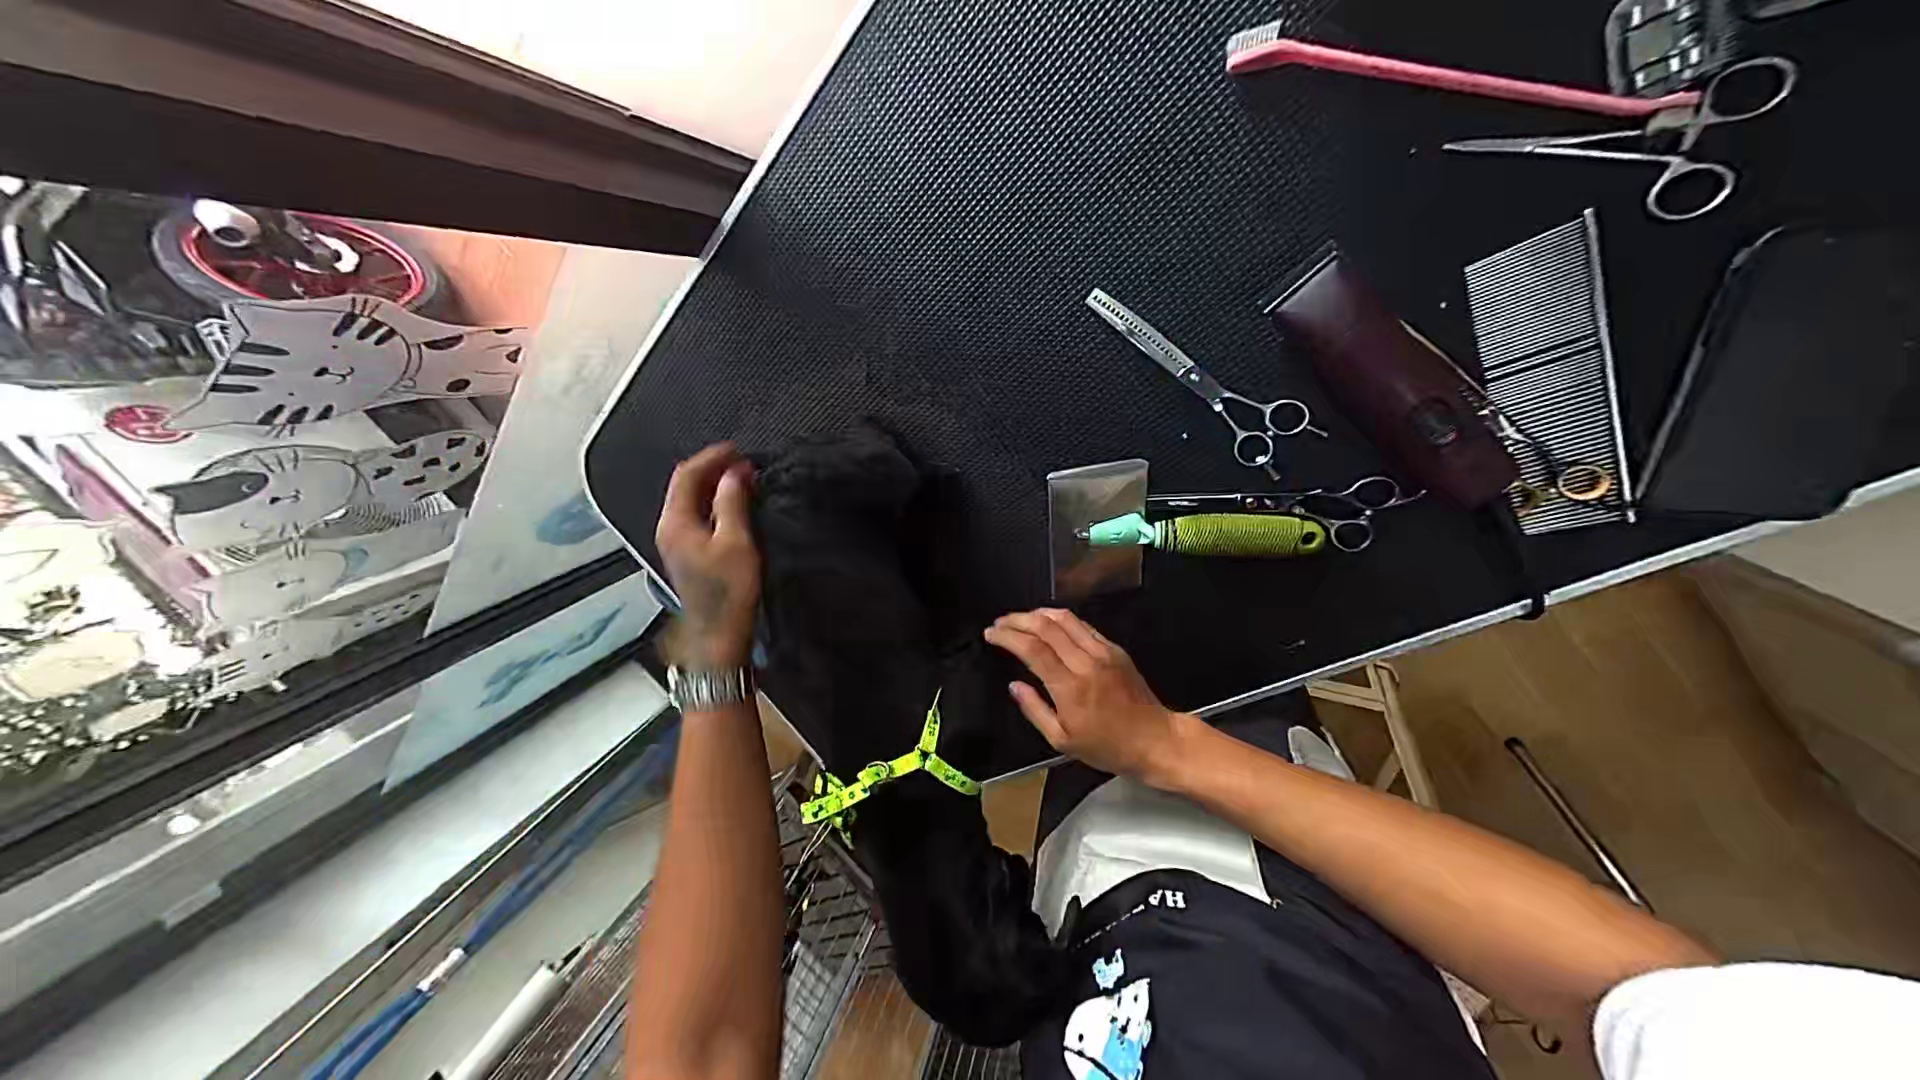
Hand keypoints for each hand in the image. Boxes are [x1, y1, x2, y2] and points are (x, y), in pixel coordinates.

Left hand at [655, 443, 759, 668]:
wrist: (719, 633)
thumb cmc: (728, 591)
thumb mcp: (736, 541)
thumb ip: (732, 502)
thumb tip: (734, 473)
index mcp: (675, 522)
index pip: (687, 475)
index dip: (711, 457)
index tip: (737, 450)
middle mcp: (670, 529)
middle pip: (686, 486)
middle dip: (714, 469)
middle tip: (744, 462)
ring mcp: (678, 542)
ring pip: (693, 501)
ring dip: (716, 486)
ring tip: (744, 478)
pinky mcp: (690, 553)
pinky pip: (699, 515)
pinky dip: (716, 503)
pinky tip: (736, 504)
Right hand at [984, 609, 1196, 786]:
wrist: (1155, 740)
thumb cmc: (1107, 747)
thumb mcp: (1062, 740)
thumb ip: (1034, 709)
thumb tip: (1014, 685)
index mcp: (1070, 688)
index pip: (1032, 649)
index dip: (1007, 637)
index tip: (991, 634)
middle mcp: (1086, 663)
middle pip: (1046, 627)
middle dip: (1017, 620)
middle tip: (1000, 622)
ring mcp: (1103, 652)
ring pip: (1066, 619)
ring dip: (1038, 613)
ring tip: (1020, 618)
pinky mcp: (1115, 649)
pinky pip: (1084, 626)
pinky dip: (1061, 619)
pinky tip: (1050, 623)